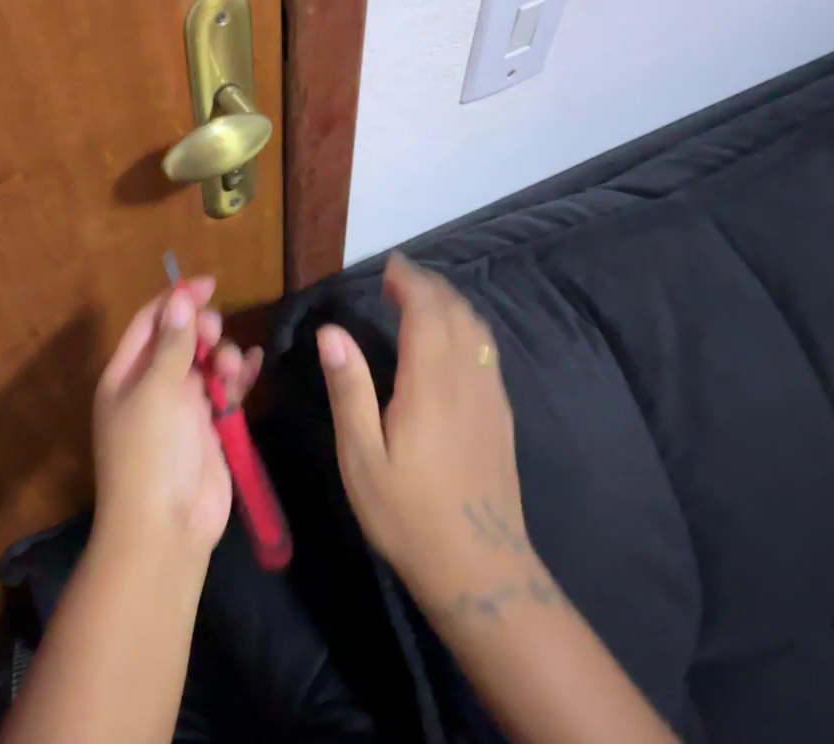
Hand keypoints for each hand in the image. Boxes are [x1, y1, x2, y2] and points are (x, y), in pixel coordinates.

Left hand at [94, 278, 263, 559]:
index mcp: (126, 375)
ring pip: (206, 365)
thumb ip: (173, 344)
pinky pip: (227, 392)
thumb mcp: (158, 391)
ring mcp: (183, 409)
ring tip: (228, 367)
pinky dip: (239, 376)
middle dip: (201, 329)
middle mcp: (152, 387)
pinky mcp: (211, 429)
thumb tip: (181, 299)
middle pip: (180, 341)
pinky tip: (254, 363)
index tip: (208, 283)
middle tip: (215, 330)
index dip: (176, 300)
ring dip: (220, 356)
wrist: (167, 525)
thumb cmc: (151, 451)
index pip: (149, 324)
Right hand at [316, 254, 535, 602]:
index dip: (410, 282)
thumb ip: (349, 390)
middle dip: (430, 286)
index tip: (389, 265)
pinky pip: (488, 353)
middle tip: (400, 275)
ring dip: (452, 304)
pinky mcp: (502, 416)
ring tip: (423, 298)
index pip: (426, 312)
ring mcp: (491, 398)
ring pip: (478, 331)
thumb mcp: (362, 457)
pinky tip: (453, 341)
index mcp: (430, 384)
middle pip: (456, 314)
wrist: (479, 567)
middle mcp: (467, 381)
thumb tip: (331, 332)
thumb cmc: (407, 514)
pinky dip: (468, 329)